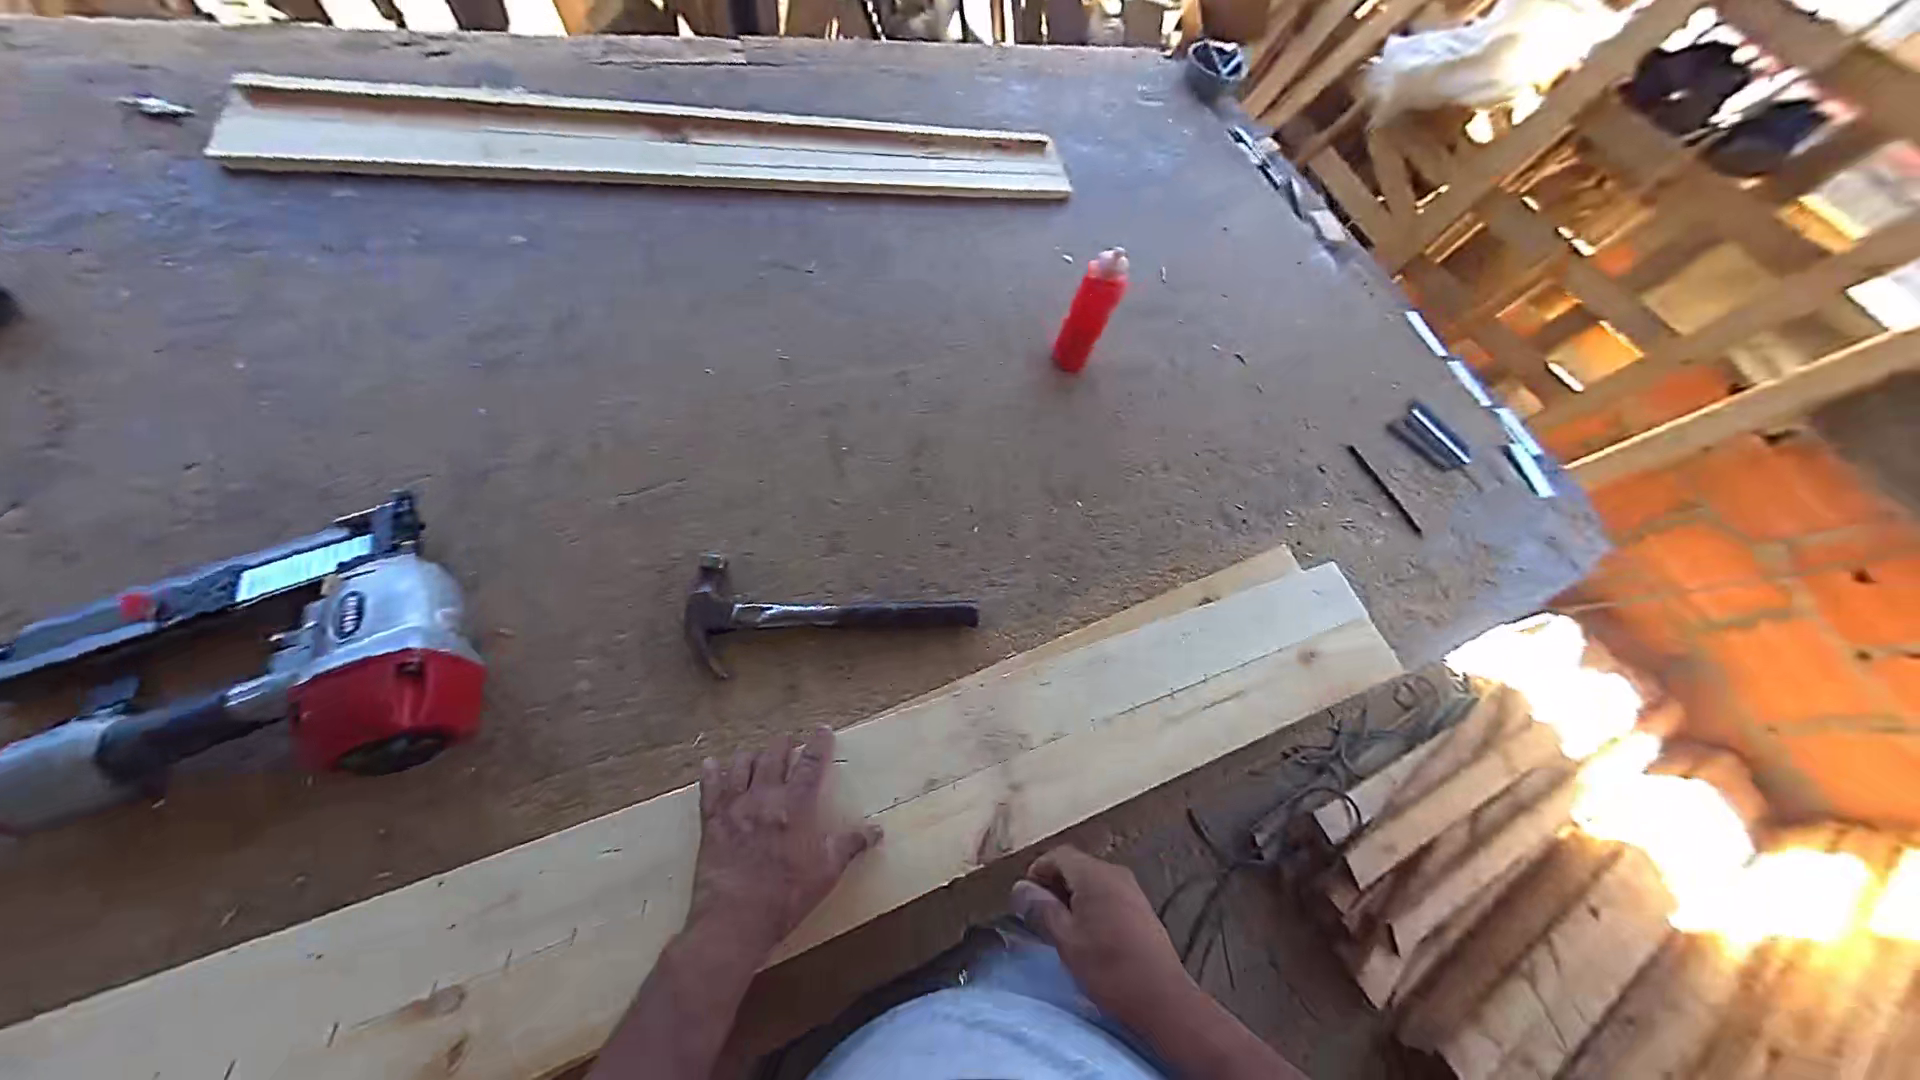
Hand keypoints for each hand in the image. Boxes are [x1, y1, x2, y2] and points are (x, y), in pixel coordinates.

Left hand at [689, 726, 881, 955]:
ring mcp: (735, 808)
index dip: (818, 744)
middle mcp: (765, 797)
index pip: (810, 764)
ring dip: (750, 756)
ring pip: (741, 765)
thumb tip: (877, 831)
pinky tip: (711, 764)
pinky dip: (711, 773)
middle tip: (788, 741)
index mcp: (795, 806)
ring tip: (756, 754)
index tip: (822, 729)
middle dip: (783, 744)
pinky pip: (709, 789)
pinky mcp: (711, 823)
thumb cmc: (786, 897)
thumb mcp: (826, 873)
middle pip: (774, 756)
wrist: (734, 921)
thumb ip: (850, 846)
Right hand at [1010, 846, 1198, 1026]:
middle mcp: (1114, 872)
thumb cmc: (1109, 967)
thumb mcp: (1066, 940)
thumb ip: (1041, 909)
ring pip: (1091, 881)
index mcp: (1094, 874)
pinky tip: (1088, 934)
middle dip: (1053, 884)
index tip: (1025, 899)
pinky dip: (1091, 905)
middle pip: (1075, 865)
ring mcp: (1132, 889)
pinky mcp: (1142, 908)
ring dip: (1072, 896)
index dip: (1037, 871)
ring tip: (1060, 927)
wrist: (1164, 1000)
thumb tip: (1020, 888)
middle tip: (1039, 914)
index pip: (1057, 855)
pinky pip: (1107, 894)